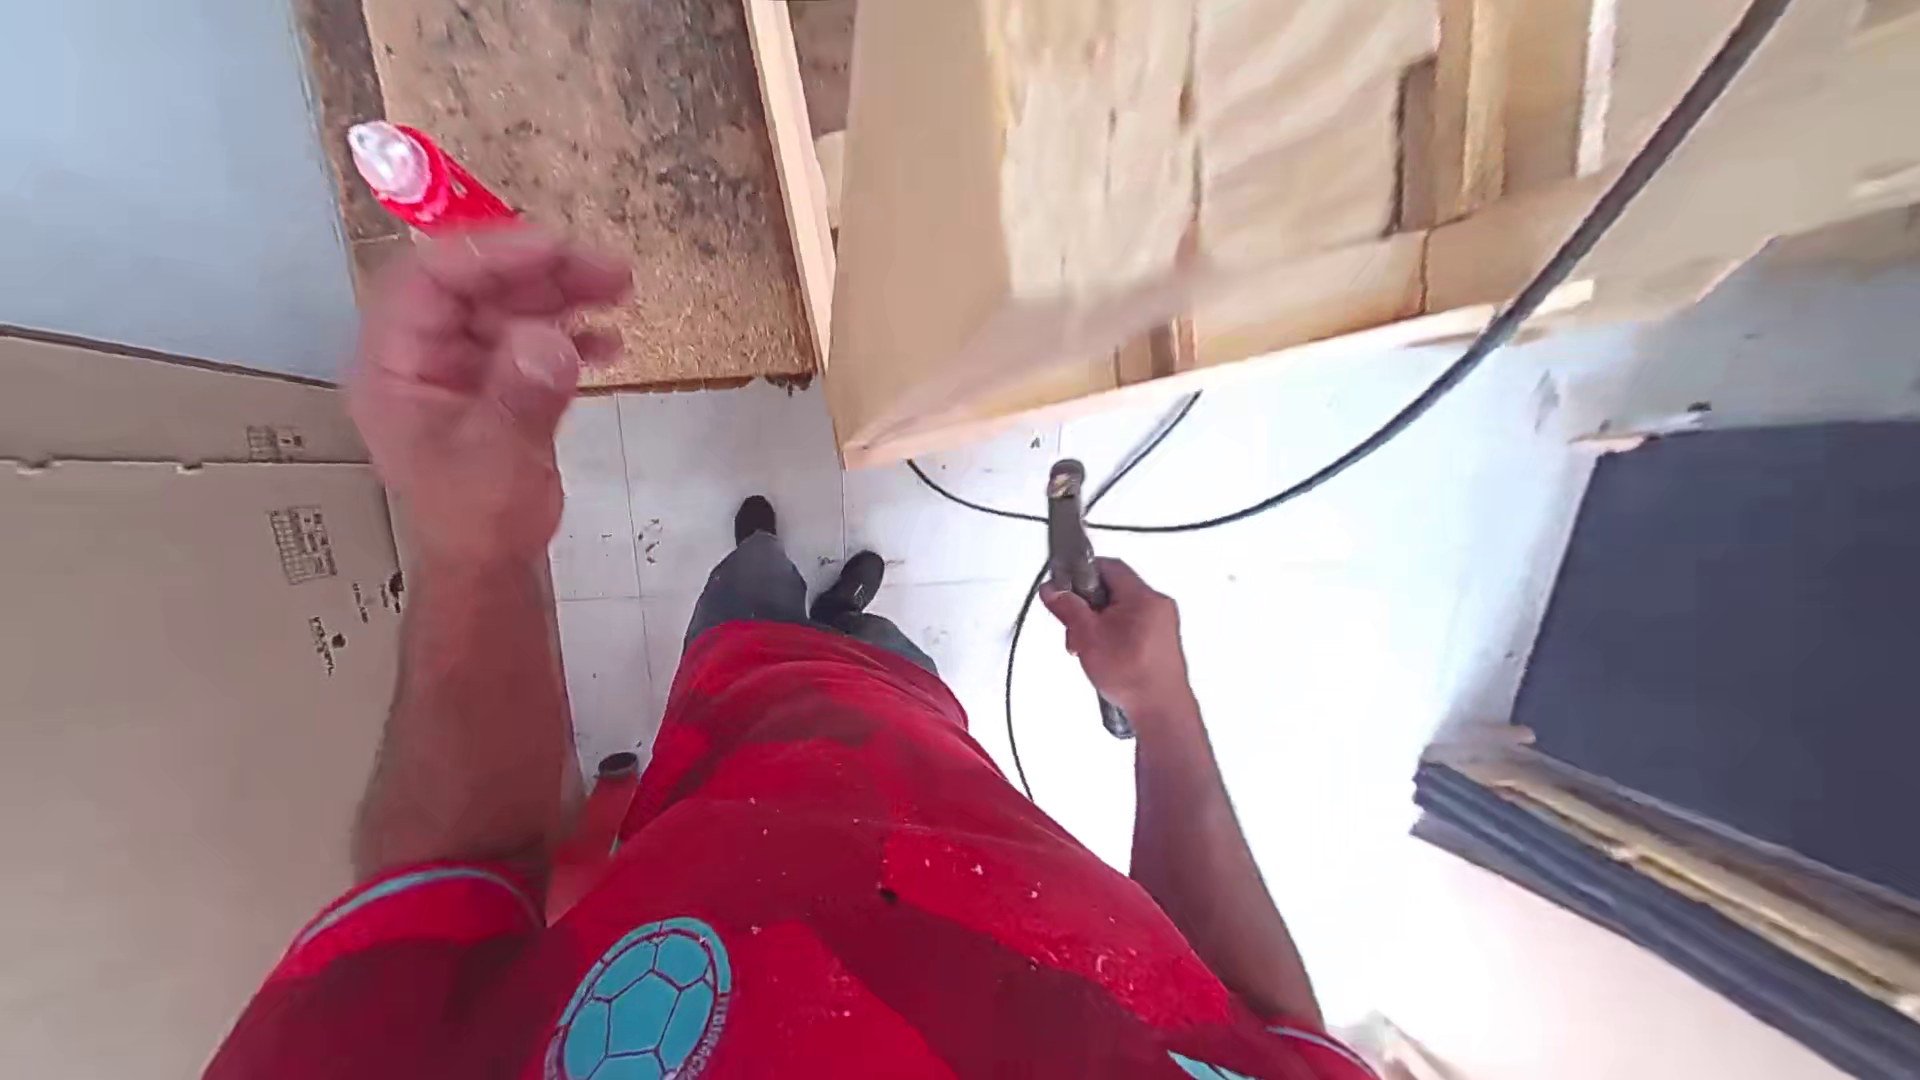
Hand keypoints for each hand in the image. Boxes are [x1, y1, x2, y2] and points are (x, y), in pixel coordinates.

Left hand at [347, 227, 631, 567]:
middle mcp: (427, 355)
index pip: (431, 284)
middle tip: (610, 269)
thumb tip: (553, 340)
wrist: (493, 559)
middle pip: (480, 290)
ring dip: (567, 299)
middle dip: (545, 275)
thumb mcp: (496, 458)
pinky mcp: (503, 387)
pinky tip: (610, 343)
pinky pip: (535, 346)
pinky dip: (573, 339)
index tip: (556, 249)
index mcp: (396, 363)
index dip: (491, 257)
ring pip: (513, 312)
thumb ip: (522, 398)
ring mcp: (466, 370)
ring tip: (621, 292)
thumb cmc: (478, 516)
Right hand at [1039, 558, 1196, 720]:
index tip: (1064, 587)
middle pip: (1113, 589)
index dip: (1082, 573)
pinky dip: (1112, 634)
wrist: (1161, 712)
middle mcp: (1157, 605)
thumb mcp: (1088, 636)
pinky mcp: (1161, 642)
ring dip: (1097, 624)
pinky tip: (1102, 655)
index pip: (1108, 566)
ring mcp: (1162, 624)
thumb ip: (1067, 607)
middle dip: (1087, 606)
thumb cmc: (1131, 674)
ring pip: (1120, 610)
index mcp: (1143, 596)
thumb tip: (1051, 589)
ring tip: (1086, 648)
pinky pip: (1131, 626)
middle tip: (1074, 627)